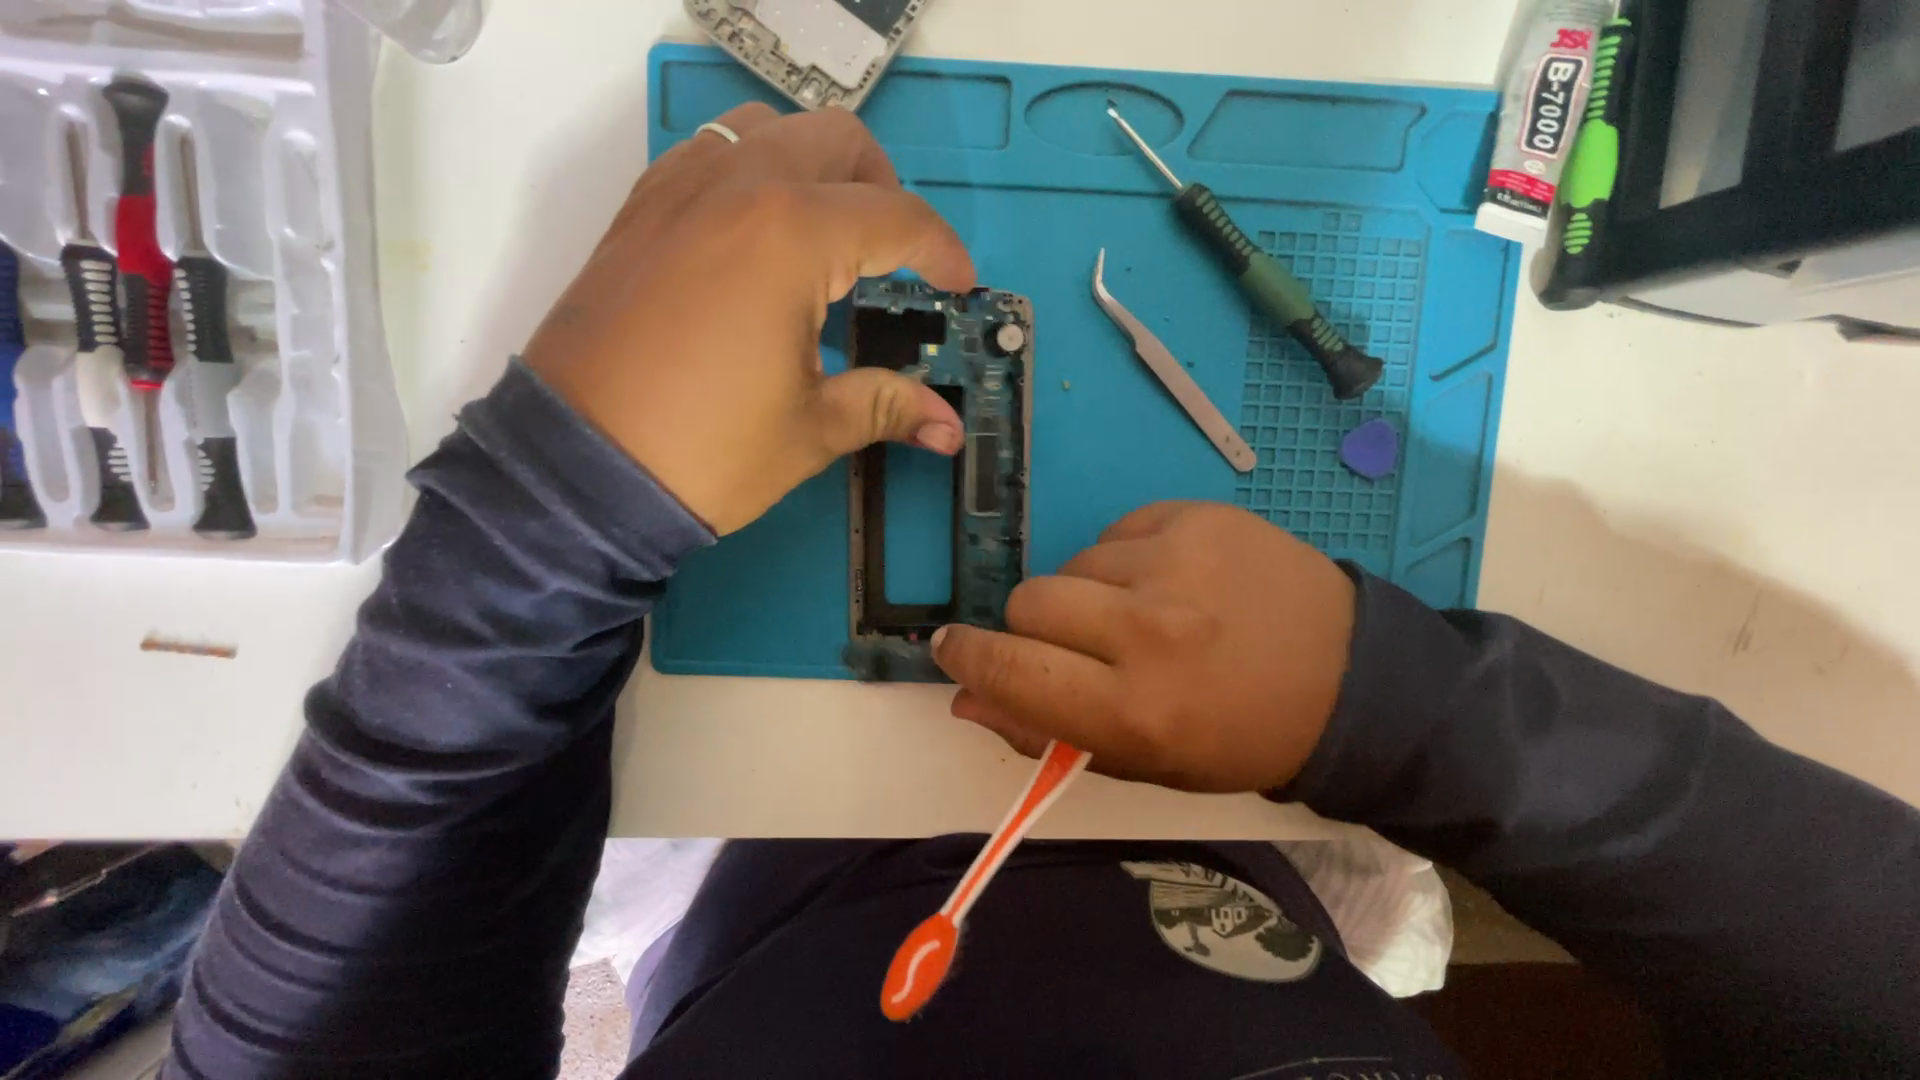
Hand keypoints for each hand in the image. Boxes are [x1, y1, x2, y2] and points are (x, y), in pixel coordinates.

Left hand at [523, 104, 975, 534]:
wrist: (579, 469)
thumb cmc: (707, 450)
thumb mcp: (811, 429)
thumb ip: (886, 406)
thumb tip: (949, 427)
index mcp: (791, 235)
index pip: (896, 219)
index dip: (942, 253)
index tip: (959, 286)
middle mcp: (738, 187)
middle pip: (838, 143)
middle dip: (885, 191)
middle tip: (895, 257)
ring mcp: (680, 189)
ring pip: (769, 131)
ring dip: (816, 168)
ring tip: (828, 237)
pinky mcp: (640, 210)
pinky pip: (710, 154)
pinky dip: (751, 174)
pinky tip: (757, 238)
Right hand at [932, 502, 1356, 792]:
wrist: (1351, 680)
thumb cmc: (1238, 739)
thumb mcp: (1144, 761)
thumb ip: (1046, 733)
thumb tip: (965, 698)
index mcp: (1135, 710)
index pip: (1012, 671)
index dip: (968, 659)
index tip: (951, 649)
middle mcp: (1149, 630)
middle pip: (1029, 601)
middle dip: (1034, 627)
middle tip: (1077, 644)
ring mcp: (1175, 562)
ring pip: (1071, 563)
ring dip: (1088, 593)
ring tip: (1143, 614)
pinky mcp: (1197, 516)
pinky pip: (1117, 532)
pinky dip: (1126, 560)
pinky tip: (1172, 583)